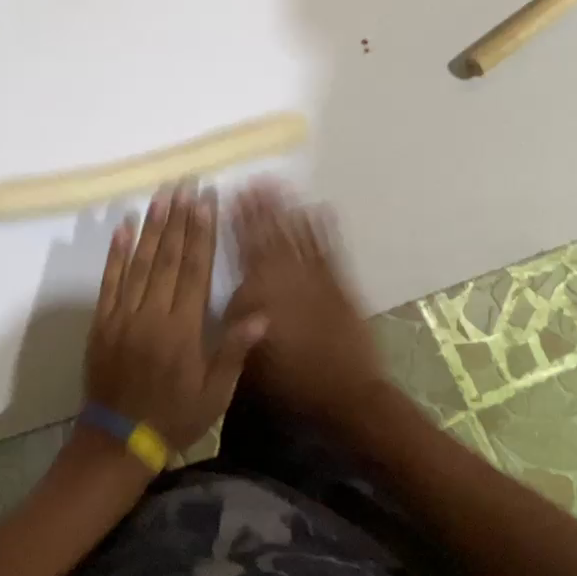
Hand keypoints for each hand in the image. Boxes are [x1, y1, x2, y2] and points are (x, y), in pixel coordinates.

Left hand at [85, 184, 268, 451]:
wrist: (120, 438)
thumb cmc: (175, 415)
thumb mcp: (214, 392)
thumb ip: (234, 350)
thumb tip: (261, 314)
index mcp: (183, 328)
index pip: (194, 270)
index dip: (200, 234)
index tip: (205, 203)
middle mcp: (153, 313)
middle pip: (168, 258)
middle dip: (177, 219)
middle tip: (183, 186)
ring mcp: (123, 315)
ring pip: (139, 263)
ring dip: (150, 227)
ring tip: (159, 197)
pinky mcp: (102, 321)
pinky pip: (109, 281)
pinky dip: (116, 254)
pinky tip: (122, 228)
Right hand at [228, 181, 386, 431]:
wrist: (348, 395)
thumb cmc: (292, 383)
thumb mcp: (250, 359)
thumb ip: (238, 324)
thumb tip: (228, 295)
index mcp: (261, 296)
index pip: (244, 251)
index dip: (237, 223)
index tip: (231, 197)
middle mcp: (287, 280)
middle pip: (270, 236)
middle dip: (261, 207)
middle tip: (254, 179)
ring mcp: (316, 279)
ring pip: (297, 236)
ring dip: (287, 209)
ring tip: (279, 184)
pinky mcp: (341, 285)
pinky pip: (329, 249)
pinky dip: (323, 228)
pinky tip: (319, 207)